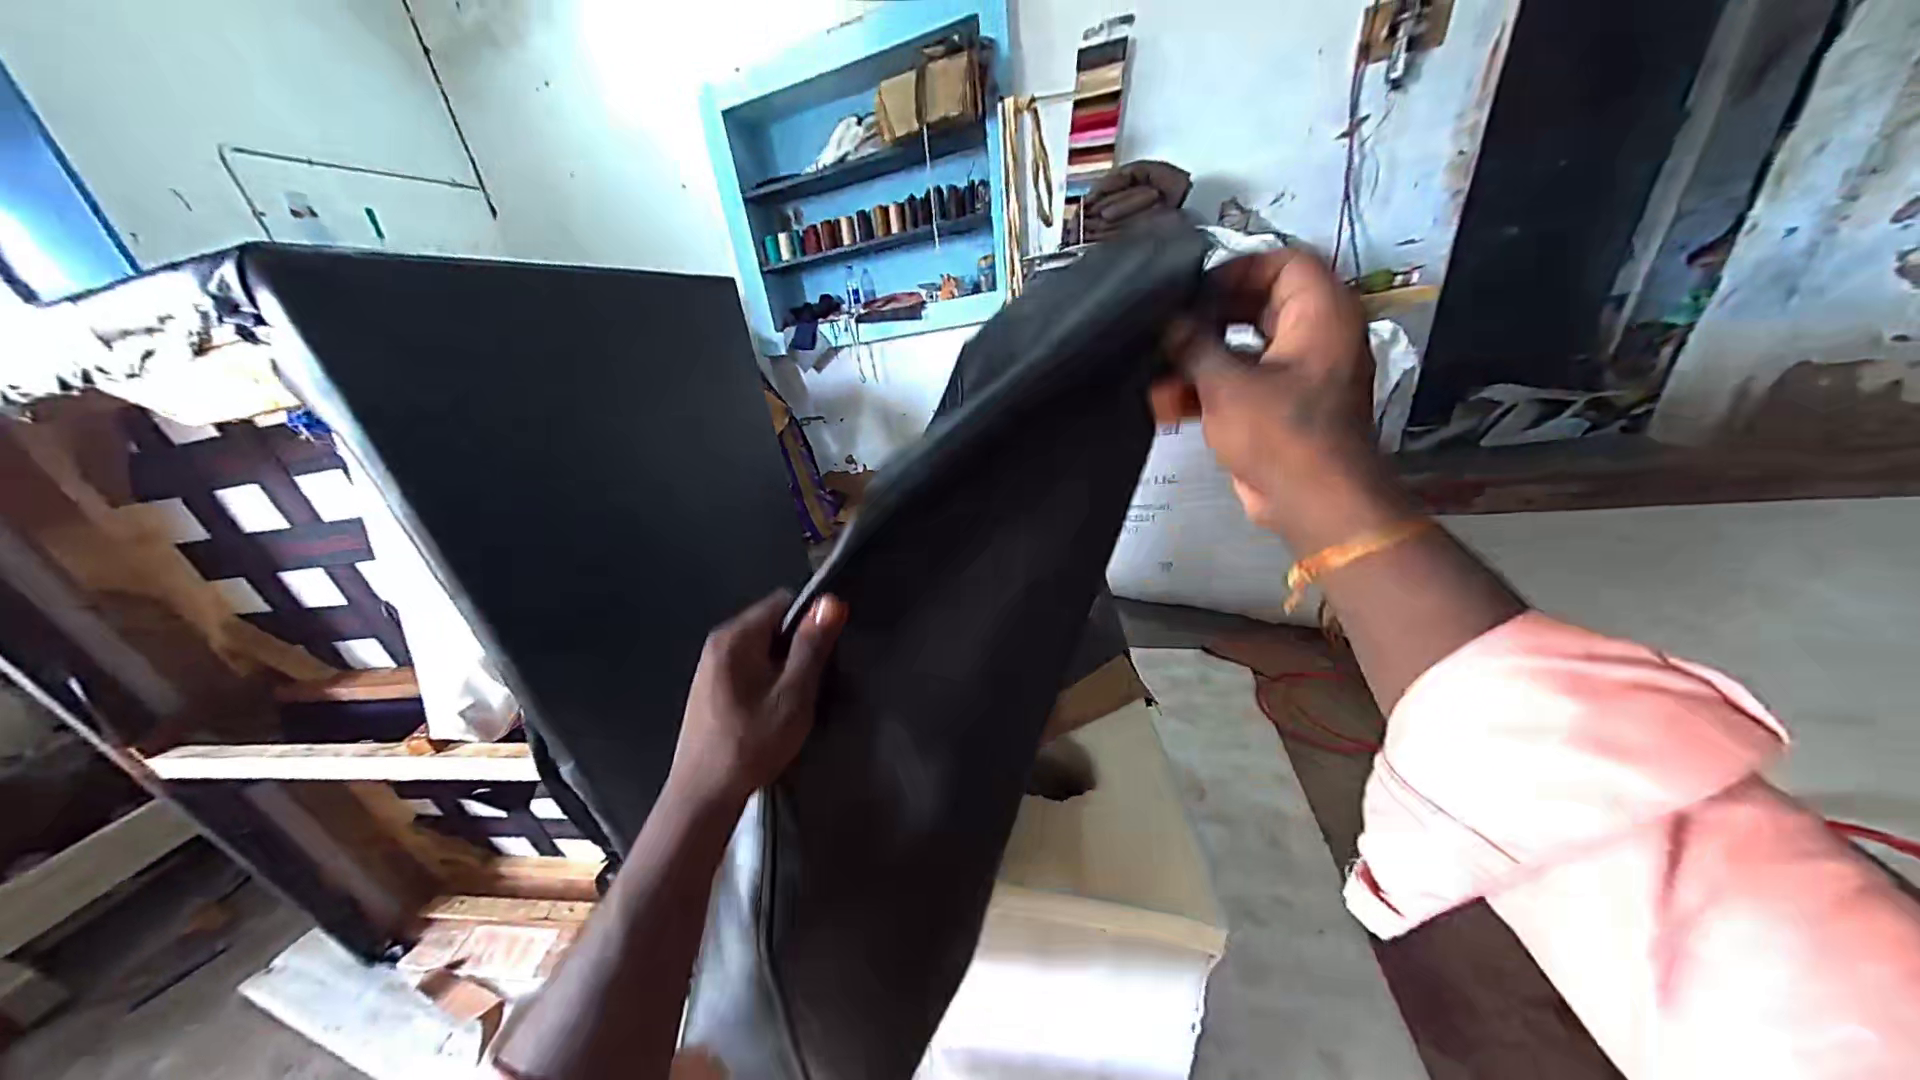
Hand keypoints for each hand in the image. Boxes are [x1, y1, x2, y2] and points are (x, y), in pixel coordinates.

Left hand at [668, 590, 846, 809]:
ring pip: (762, 648)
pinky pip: (748, 667)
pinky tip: (771, 710)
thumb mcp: (793, 694)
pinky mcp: (709, 688)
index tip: (824, 653)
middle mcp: (718, 643)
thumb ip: (812, 646)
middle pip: (771, 624)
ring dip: (782, 666)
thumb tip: (831, 601)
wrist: (704, 794)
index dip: (810, 621)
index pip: (784, 602)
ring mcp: (710, 666)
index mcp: (735, 637)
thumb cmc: (752, 742)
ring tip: (792, 700)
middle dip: (796, 646)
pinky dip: (766, 680)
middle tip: (809, 683)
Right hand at [1152, 247, 1406, 547]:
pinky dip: (1208, 389)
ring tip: (1157, 372)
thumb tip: (1170, 324)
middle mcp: (1314, 337)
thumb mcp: (1227, 384)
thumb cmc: (1281, 434)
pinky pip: (1242, 383)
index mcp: (1321, 315)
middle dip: (1208, 320)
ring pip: (1244, 349)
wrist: (1312, 501)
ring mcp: (1296, 374)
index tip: (1195, 289)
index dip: (1237, 269)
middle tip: (1168, 327)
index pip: (1285, 263)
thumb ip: (1194, 347)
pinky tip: (1168, 402)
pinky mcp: (1278, 408)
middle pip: (1258, 306)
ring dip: (1199, 361)